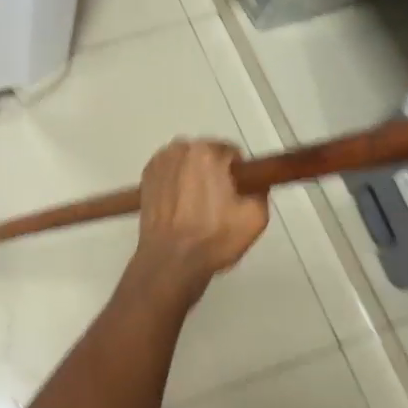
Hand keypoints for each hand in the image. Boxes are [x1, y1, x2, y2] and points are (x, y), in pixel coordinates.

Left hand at [133, 139, 268, 290]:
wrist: (171, 259)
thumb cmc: (214, 237)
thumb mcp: (255, 217)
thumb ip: (261, 190)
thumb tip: (253, 183)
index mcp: (207, 152)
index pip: (232, 152)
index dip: (239, 173)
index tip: (237, 194)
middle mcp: (181, 148)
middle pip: (207, 154)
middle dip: (215, 172)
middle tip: (218, 203)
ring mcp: (160, 160)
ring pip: (187, 161)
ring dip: (194, 175)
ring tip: (196, 207)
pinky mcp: (146, 174)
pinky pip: (170, 171)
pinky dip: (176, 181)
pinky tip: (180, 206)